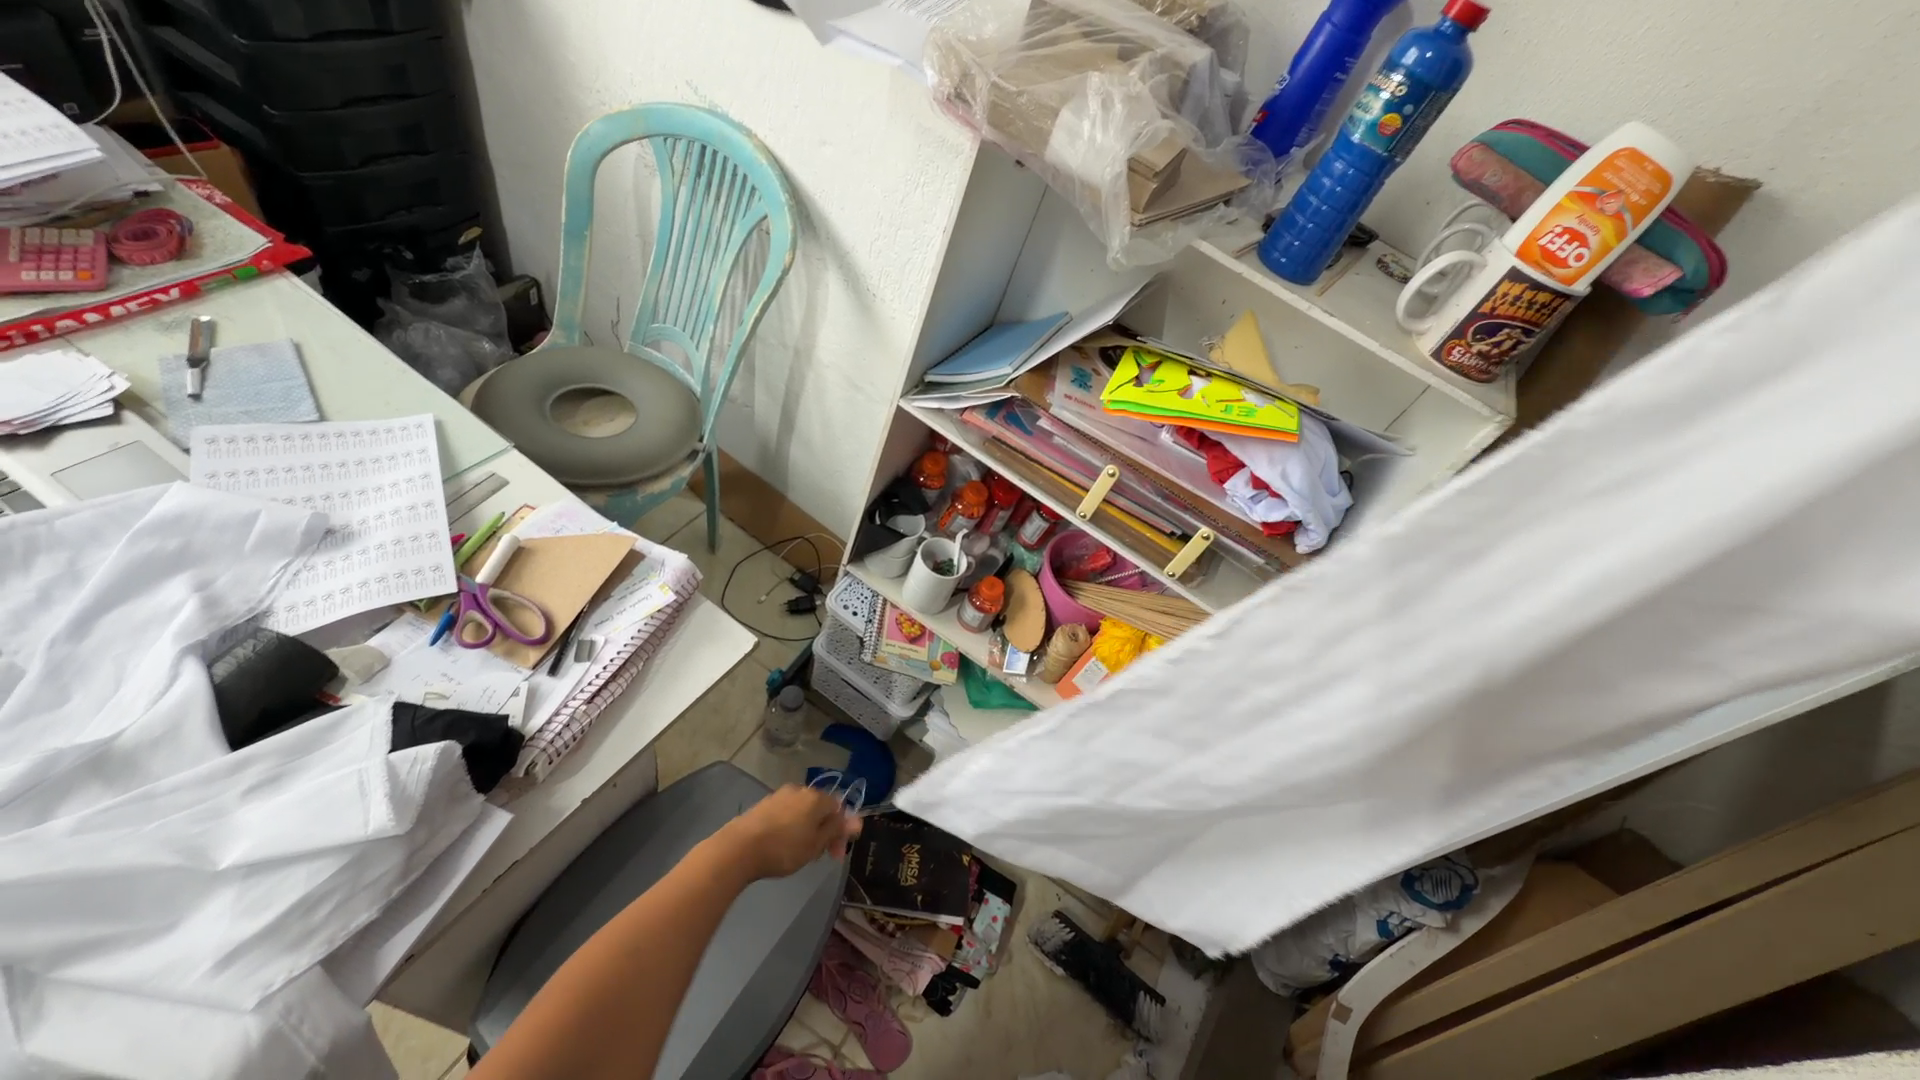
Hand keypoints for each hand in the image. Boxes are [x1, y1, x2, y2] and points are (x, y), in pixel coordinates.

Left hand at [718, 785, 862, 880]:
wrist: (739, 848)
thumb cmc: (784, 849)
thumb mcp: (815, 845)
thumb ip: (836, 830)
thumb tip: (857, 819)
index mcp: (816, 798)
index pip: (839, 808)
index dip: (842, 831)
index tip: (836, 853)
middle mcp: (799, 790)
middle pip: (820, 808)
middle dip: (824, 830)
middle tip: (819, 856)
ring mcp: (779, 796)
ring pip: (802, 811)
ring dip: (807, 829)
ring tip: (800, 852)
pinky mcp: (763, 805)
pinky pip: (786, 814)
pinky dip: (790, 827)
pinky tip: (783, 844)